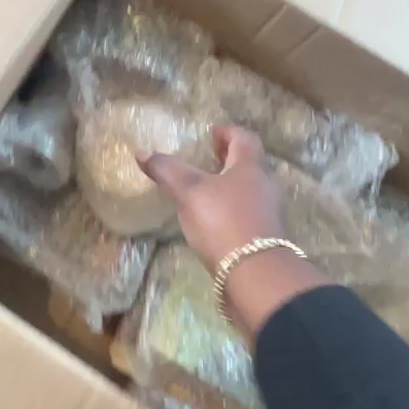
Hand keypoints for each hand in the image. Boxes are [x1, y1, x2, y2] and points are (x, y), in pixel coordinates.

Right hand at [139, 124, 331, 334]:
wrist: (256, 276)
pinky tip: (213, 223)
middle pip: (249, 166)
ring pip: (249, 192)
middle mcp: (264, 187)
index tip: (213, 133)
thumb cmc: (224, 222)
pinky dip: (231, 212)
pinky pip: (247, 216)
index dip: (229, 132)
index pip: (245, 139)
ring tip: (205, 193)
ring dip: (230, 187)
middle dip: (229, 160)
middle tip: (208, 160)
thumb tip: (141, 151)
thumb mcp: (189, 192)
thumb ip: (167, 170)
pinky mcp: (265, 240)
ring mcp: (267, 215)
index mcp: (249, 169)